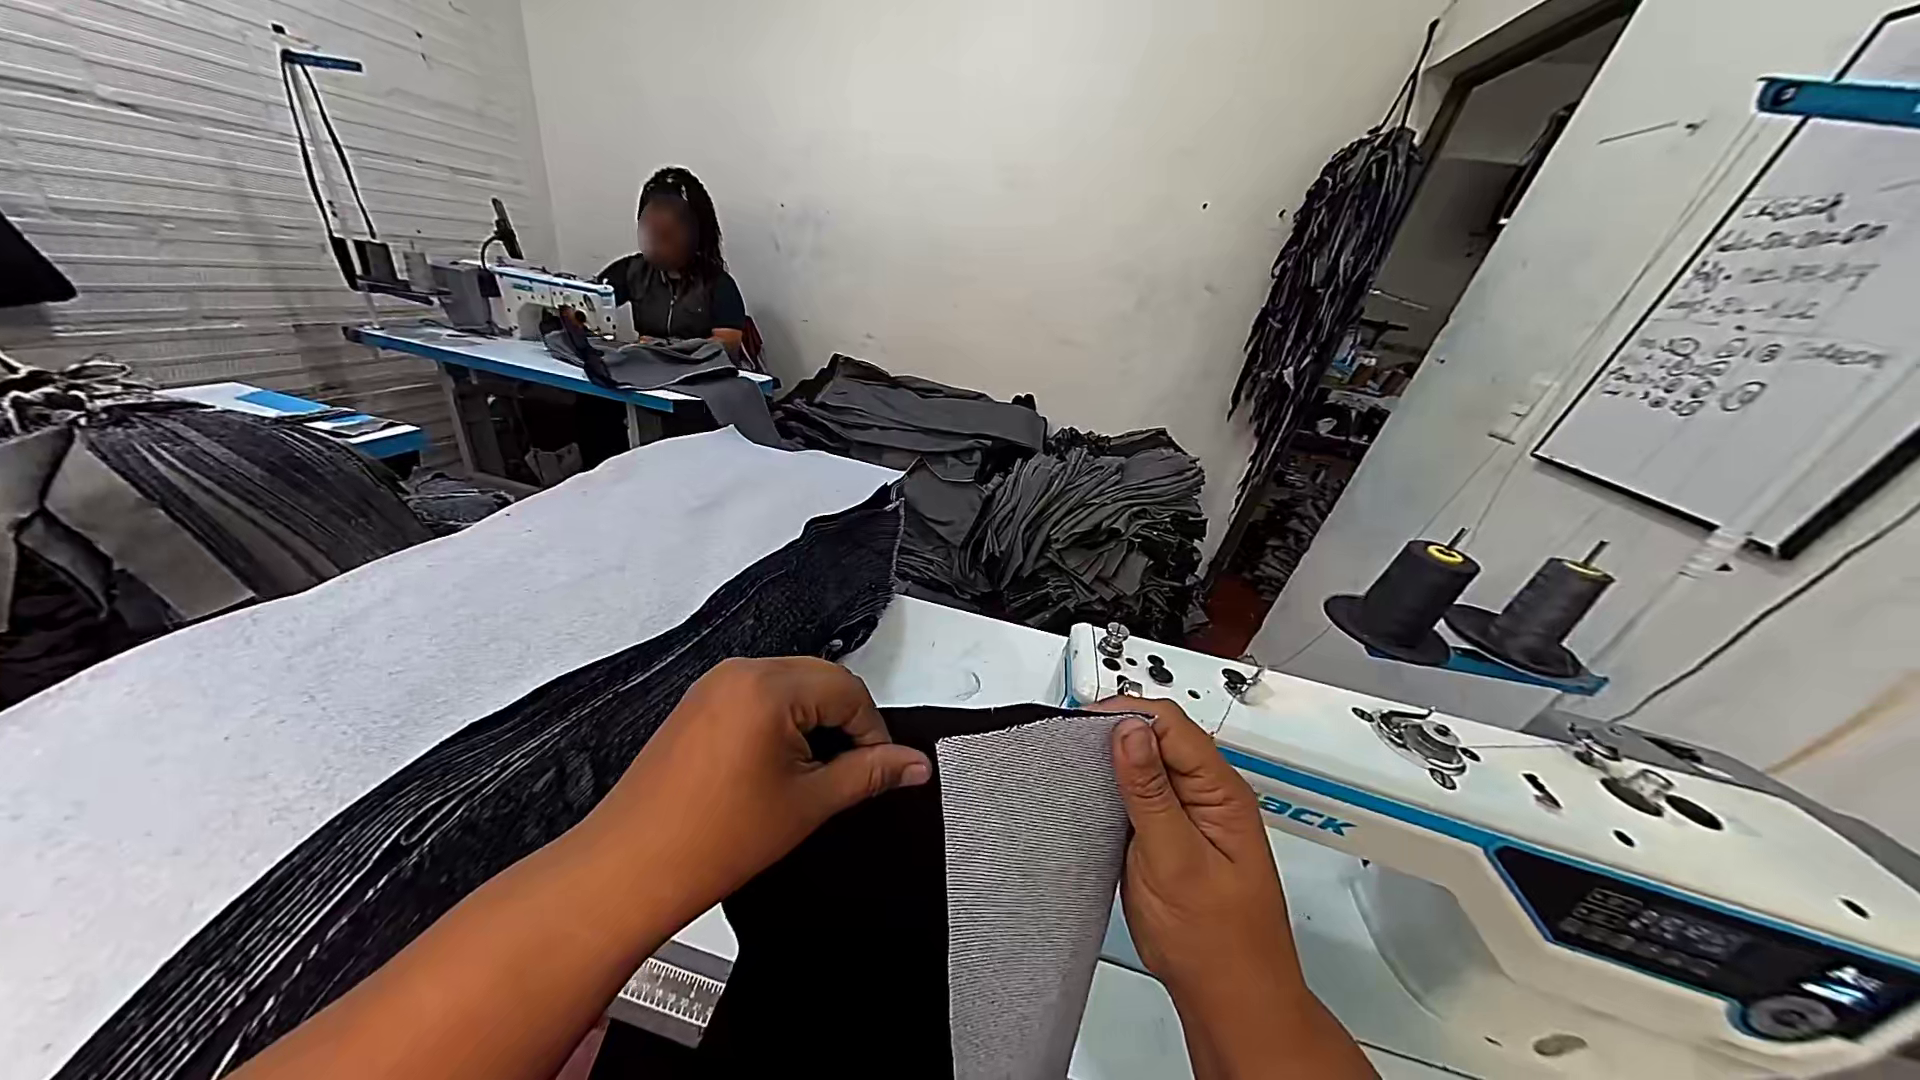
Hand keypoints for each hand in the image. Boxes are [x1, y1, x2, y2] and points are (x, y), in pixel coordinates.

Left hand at [575, 658, 930, 929]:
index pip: (849, 690)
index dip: (873, 731)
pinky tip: (783, 762)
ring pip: (794, 685)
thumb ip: (869, 774)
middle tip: (854, 770)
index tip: (881, 767)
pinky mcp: (701, 701)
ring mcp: (716, 684)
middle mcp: (740, 671)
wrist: (626, 872)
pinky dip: (786, 719)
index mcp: (768, 687)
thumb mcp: (809, 804)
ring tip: (817, 771)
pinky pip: (762, 693)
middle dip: (846, 722)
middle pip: (823, 680)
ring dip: (817, 720)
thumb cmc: (710, 841)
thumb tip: (914, 764)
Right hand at [1094, 696, 1301, 1004]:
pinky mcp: (1167, 829)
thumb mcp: (1176, 860)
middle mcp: (1206, 793)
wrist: (1228, 998)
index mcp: (1220, 790)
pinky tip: (1093, 795)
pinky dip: (1113, 787)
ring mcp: (1186, 810)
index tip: (1084, 725)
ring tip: (1078, 768)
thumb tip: (1130, 731)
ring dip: (1113, 760)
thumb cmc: (1218, 942)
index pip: (1170, 723)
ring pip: (1145, 760)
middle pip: (1157, 734)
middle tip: (1074, 745)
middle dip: (1115, 732)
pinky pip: (1138, 790)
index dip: (1125, 714)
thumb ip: (1150, 792)